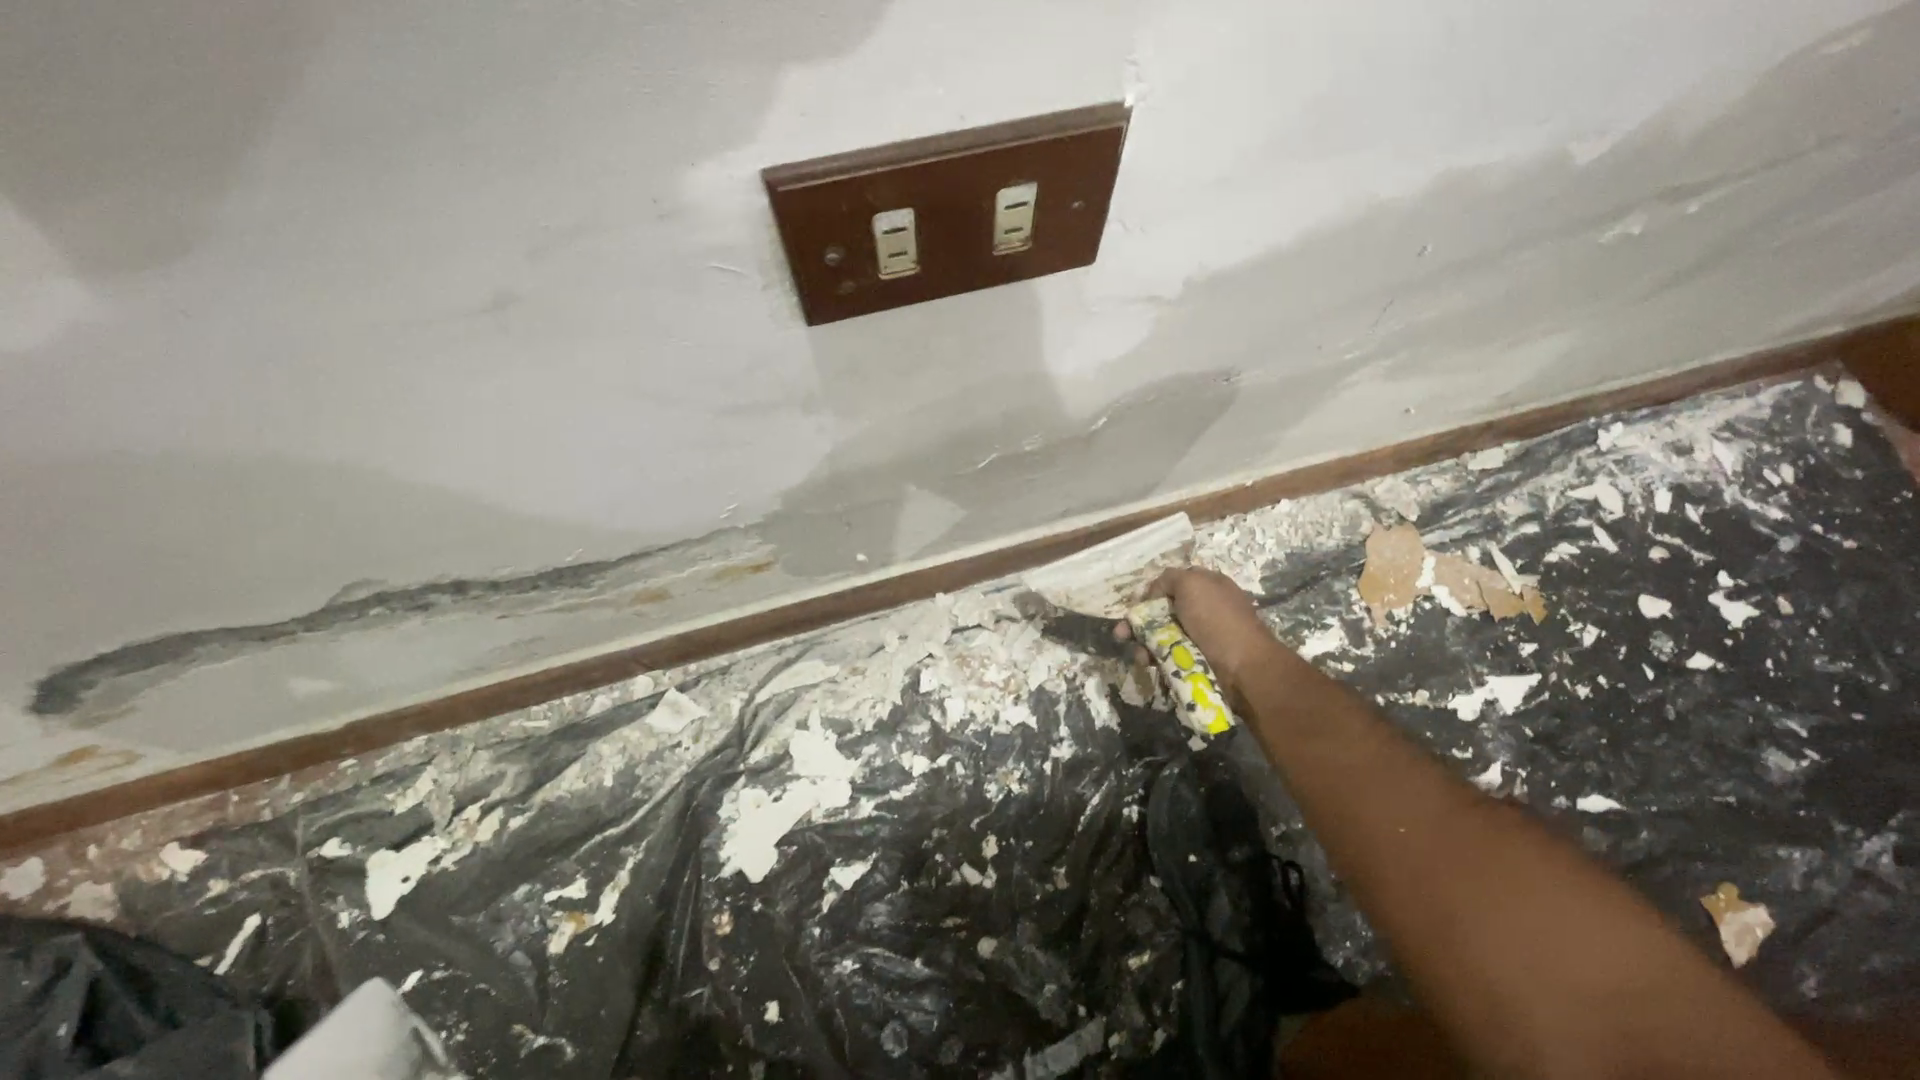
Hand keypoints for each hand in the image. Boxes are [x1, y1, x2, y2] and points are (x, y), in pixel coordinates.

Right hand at [1113, 568, 1274, 693]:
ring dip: (1145, 645)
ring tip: (1140, 657)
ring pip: (1163, 636)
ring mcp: (1202, 636)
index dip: (1151, 593)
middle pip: (1163, 612)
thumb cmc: (1216, 619)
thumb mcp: (1191, 583)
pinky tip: (1151, 665)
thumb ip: (1168, 578)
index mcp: (1208, 586)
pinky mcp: (1199, 661)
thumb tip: (1154, 592)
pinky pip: (1171, 657)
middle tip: (1122, 635)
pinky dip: (1158, 660)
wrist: (1243, 667)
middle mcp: (1205, 609)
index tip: (1135, 606)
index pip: (1172, 583)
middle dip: (1140, 623)